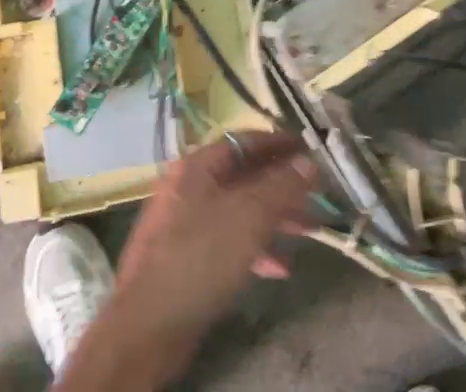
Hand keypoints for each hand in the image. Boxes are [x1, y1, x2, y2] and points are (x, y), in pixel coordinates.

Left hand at [52, 130, 316, 390]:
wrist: (148, 324)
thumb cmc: (200, 258)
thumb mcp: (248, 216)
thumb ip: (281, 185)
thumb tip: (308, 160)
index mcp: (196, 167)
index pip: (243, 141)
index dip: (279, 142)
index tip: (311, 148)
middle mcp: (187, 188)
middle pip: (243, 176)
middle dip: (282, 186)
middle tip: (317, 195)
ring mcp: (184, 224)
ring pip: (238, 211)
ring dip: (274, 218)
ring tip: (308, 231)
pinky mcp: (185, 259)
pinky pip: (227, 242)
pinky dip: (254, 249)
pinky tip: (279, 269)